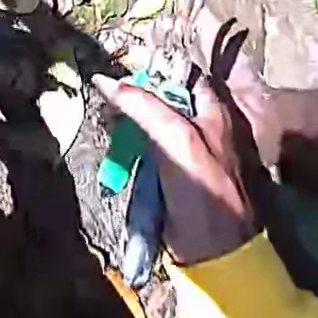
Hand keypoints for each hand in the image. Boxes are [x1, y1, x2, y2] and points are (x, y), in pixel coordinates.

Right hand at [92, 74, 255, 264]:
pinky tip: (112, 138)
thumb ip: (145, 106)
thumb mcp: (177, 139)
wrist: (213, 252)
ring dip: (124, 113)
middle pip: (158, 92)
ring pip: (147, 116)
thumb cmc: (204, 191)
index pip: (176, 72)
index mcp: (209, 110)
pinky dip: (125, 138)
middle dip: (131, 89)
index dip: (149, 66)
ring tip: (104, 112)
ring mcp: (181, 146)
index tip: (118, 65)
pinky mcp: (166, 169)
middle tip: (104, 90)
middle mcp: (198, 122)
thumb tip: (105, 80)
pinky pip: (141, 142)